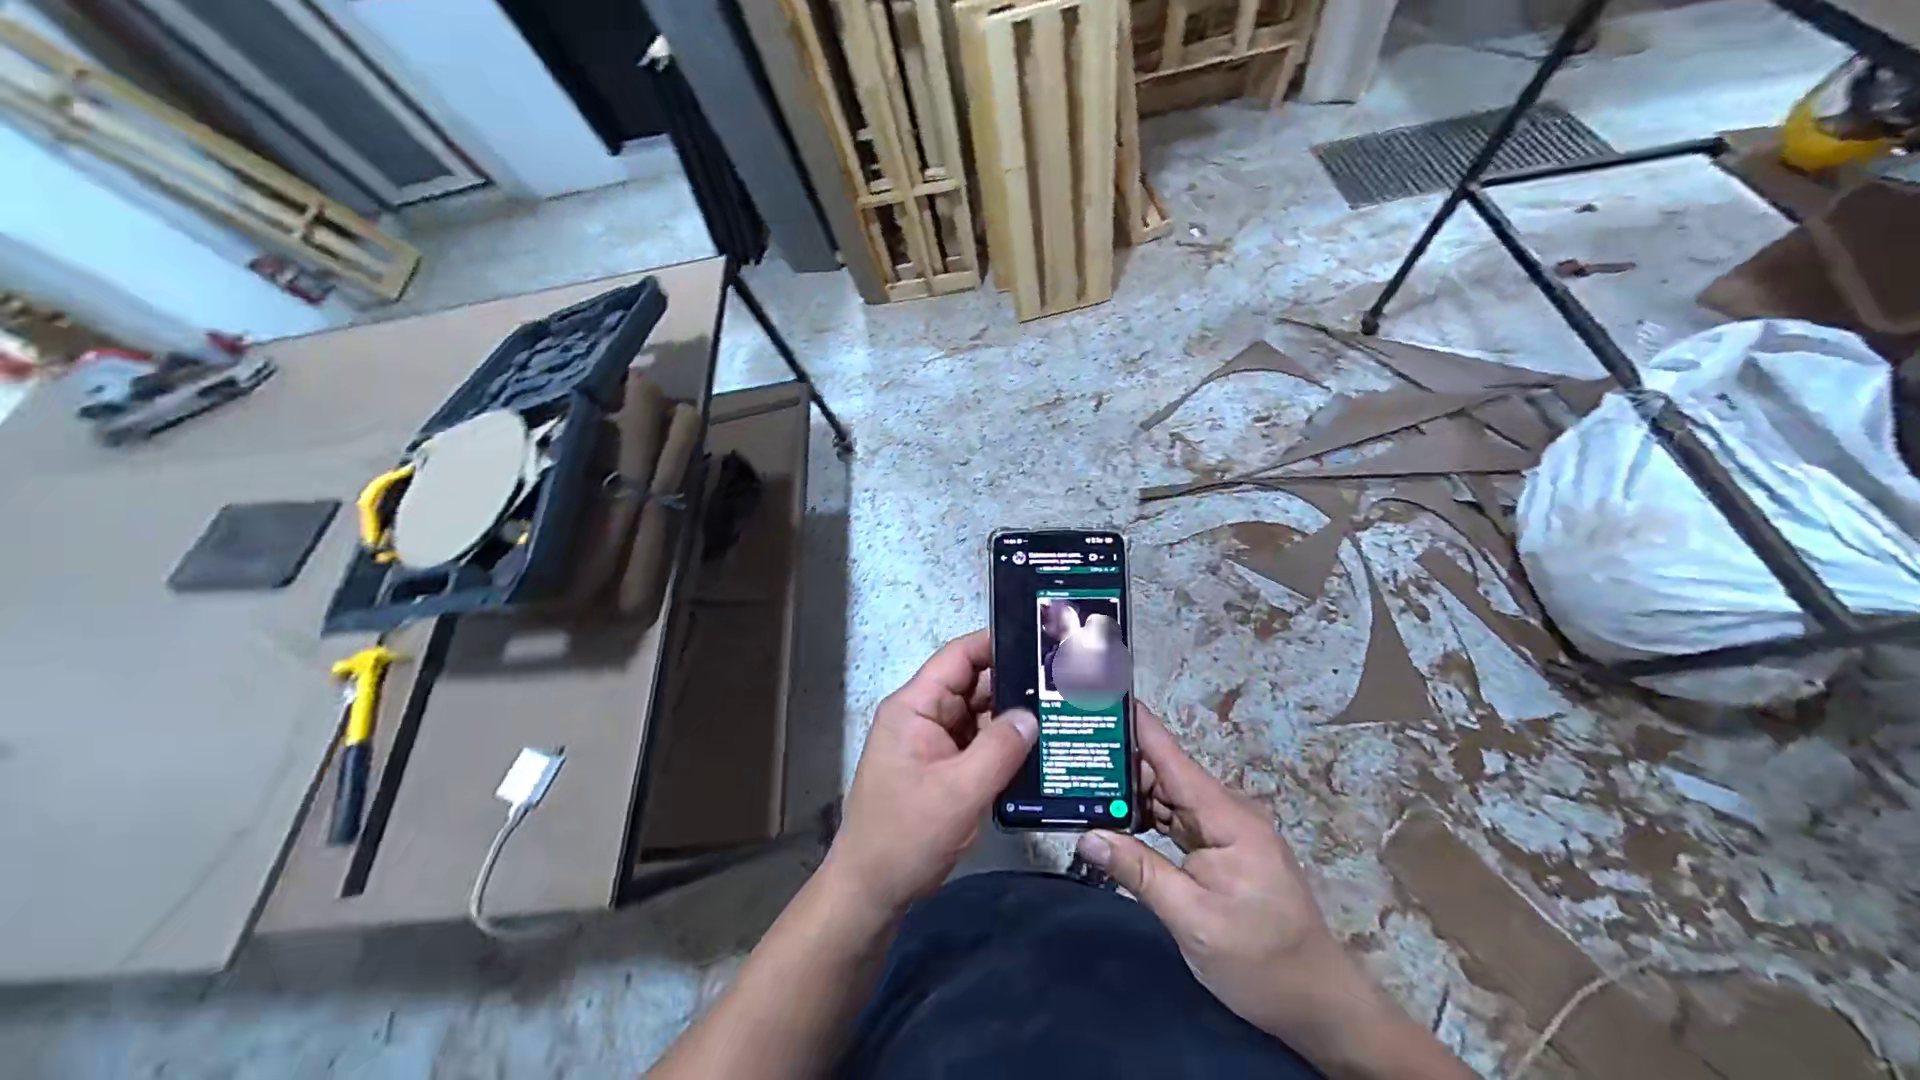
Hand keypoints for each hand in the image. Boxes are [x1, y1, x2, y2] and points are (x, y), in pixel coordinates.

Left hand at [822, 630, 1036, 916]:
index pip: (958, 657)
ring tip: (1063, 712)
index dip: (996, 643)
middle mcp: (924, 716)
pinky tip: (1041, 748)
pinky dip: (1006, 746)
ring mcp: (934, 743)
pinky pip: (980, 744)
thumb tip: (1032, 715)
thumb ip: (1000, 748)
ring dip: (1014, 718)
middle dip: (1015, 684)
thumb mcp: (958, 791)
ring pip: (982, 716)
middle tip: (1066, 684)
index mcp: (915, 707)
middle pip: (974, 685)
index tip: (1039, 643)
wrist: (873, 890)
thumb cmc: (906, 835)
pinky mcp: (944, 767)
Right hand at [1076, 704, 1404, 1064]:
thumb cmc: (1262, 960)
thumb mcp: (1193, 919)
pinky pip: (1174, 818)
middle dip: (1120, 762)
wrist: (1316, 1002)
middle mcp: (1226, 812)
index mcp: (1228, 818)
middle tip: (1071, 752)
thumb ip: (1139, 872)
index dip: (1138, 725)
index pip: (1173, 758)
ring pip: (1167, 795)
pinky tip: (1113, 816)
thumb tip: (1087, 837)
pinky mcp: (1218, 847)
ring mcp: (1223, 829)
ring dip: (1129, 791)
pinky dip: (1144, 816)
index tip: (1101, 697)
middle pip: (1165, 773)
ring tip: (1081, 779)